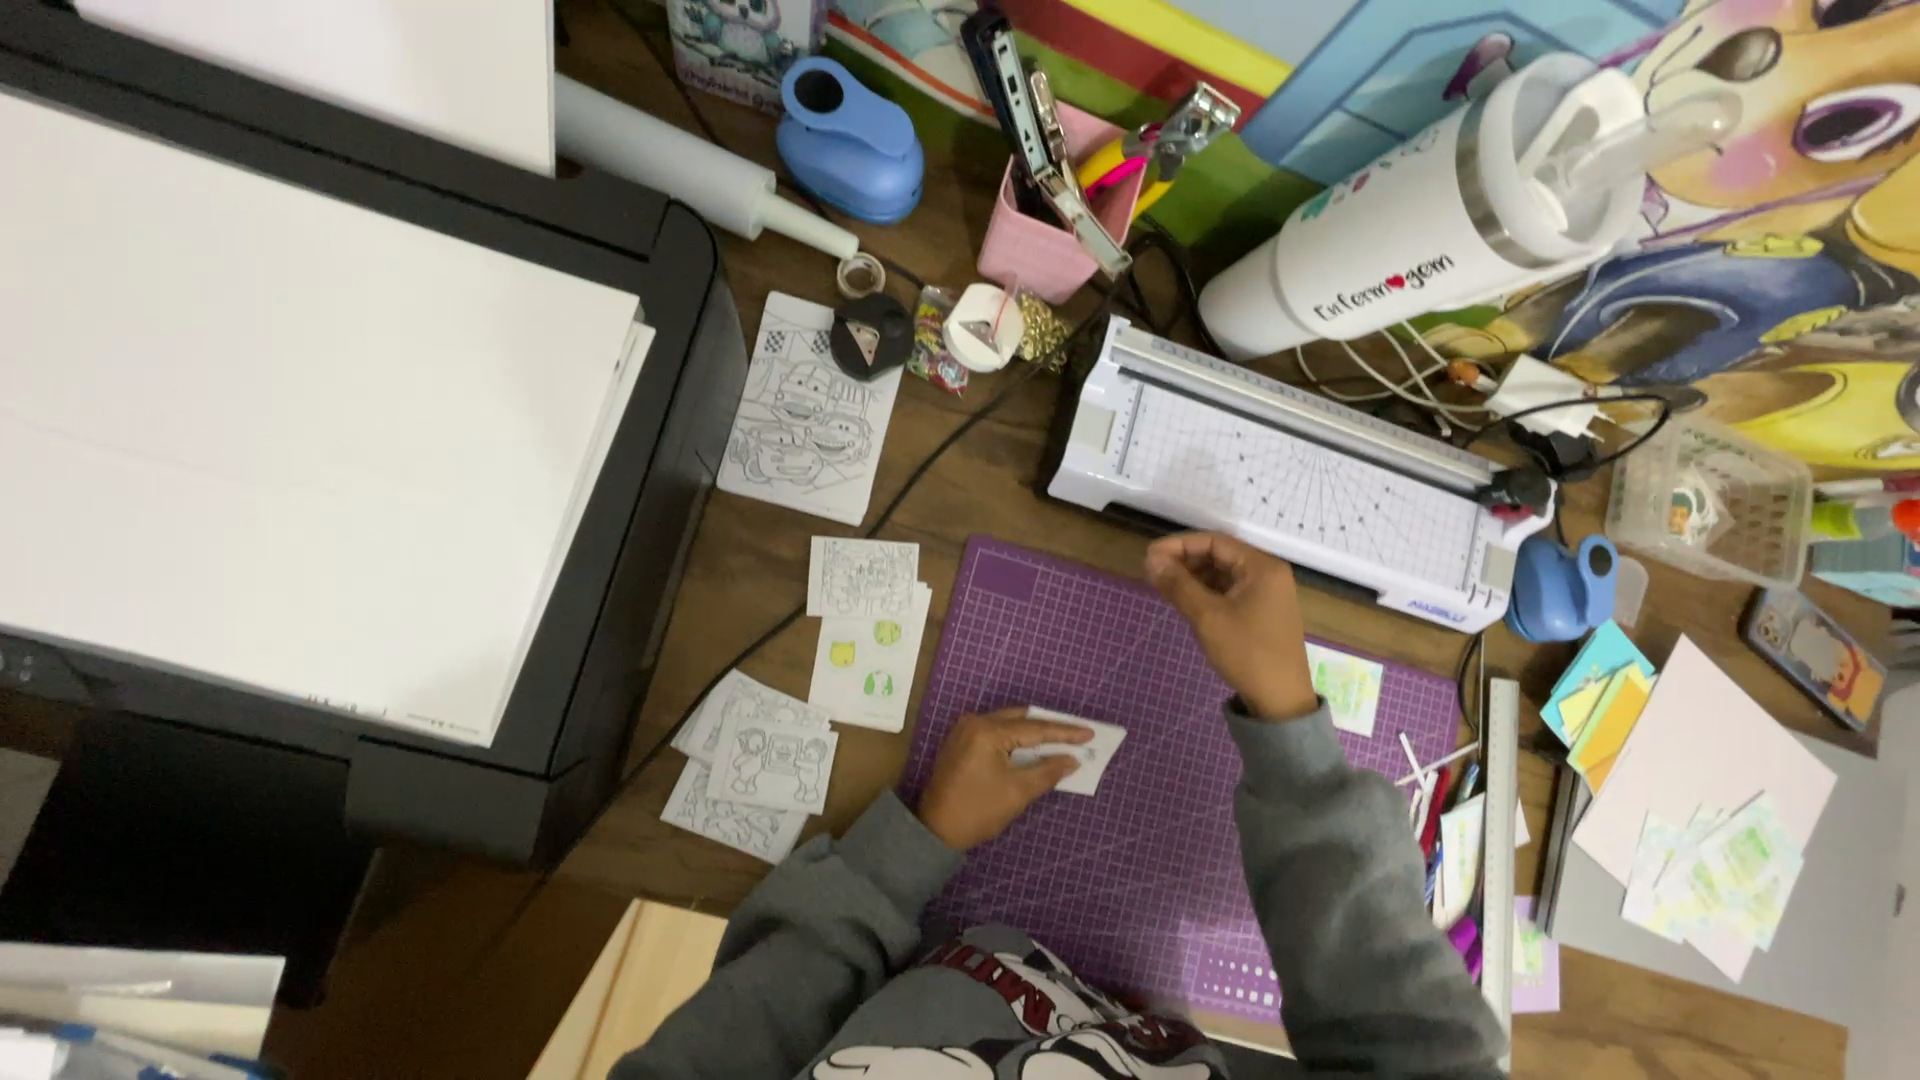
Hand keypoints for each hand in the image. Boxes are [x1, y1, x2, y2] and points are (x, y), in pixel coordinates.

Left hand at [916, 708, 1093, 850]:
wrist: (935, 830)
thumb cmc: (977, 811)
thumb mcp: (1018, 792)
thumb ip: (1047, 771)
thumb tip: (1071, 760)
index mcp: (987, 731)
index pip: (1034, 729)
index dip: (1064, 732)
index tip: (1089, 733)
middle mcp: (974, 722)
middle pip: (1021, 719)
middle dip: (1049, 728)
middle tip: (1077, 735)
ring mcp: (965, 729)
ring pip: (1008, 723)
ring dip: (1032, 733)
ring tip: (1060, 740)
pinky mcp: (961, 741)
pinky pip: (995, 731)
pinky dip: (1016, 738)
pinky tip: (1033, 747)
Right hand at [1145, 531, 1318, 721]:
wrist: (1280, 700)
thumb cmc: (1246, 652)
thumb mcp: (1207, 617)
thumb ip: (1178, 584)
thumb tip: (1151, 560)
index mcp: (1262, 567)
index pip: (1214, 541)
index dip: (1179, 545)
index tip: (1150, 556)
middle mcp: (1267, 573)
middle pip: (1219, 555)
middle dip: (1184, 560)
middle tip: (1153, 573)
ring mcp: (1266, 594)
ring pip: (1222, 573)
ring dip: (1192, 577)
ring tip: (1163, 587)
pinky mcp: (1261, 612)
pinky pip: (1228, 591)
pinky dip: (1205, 592)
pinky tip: (1184, 600)